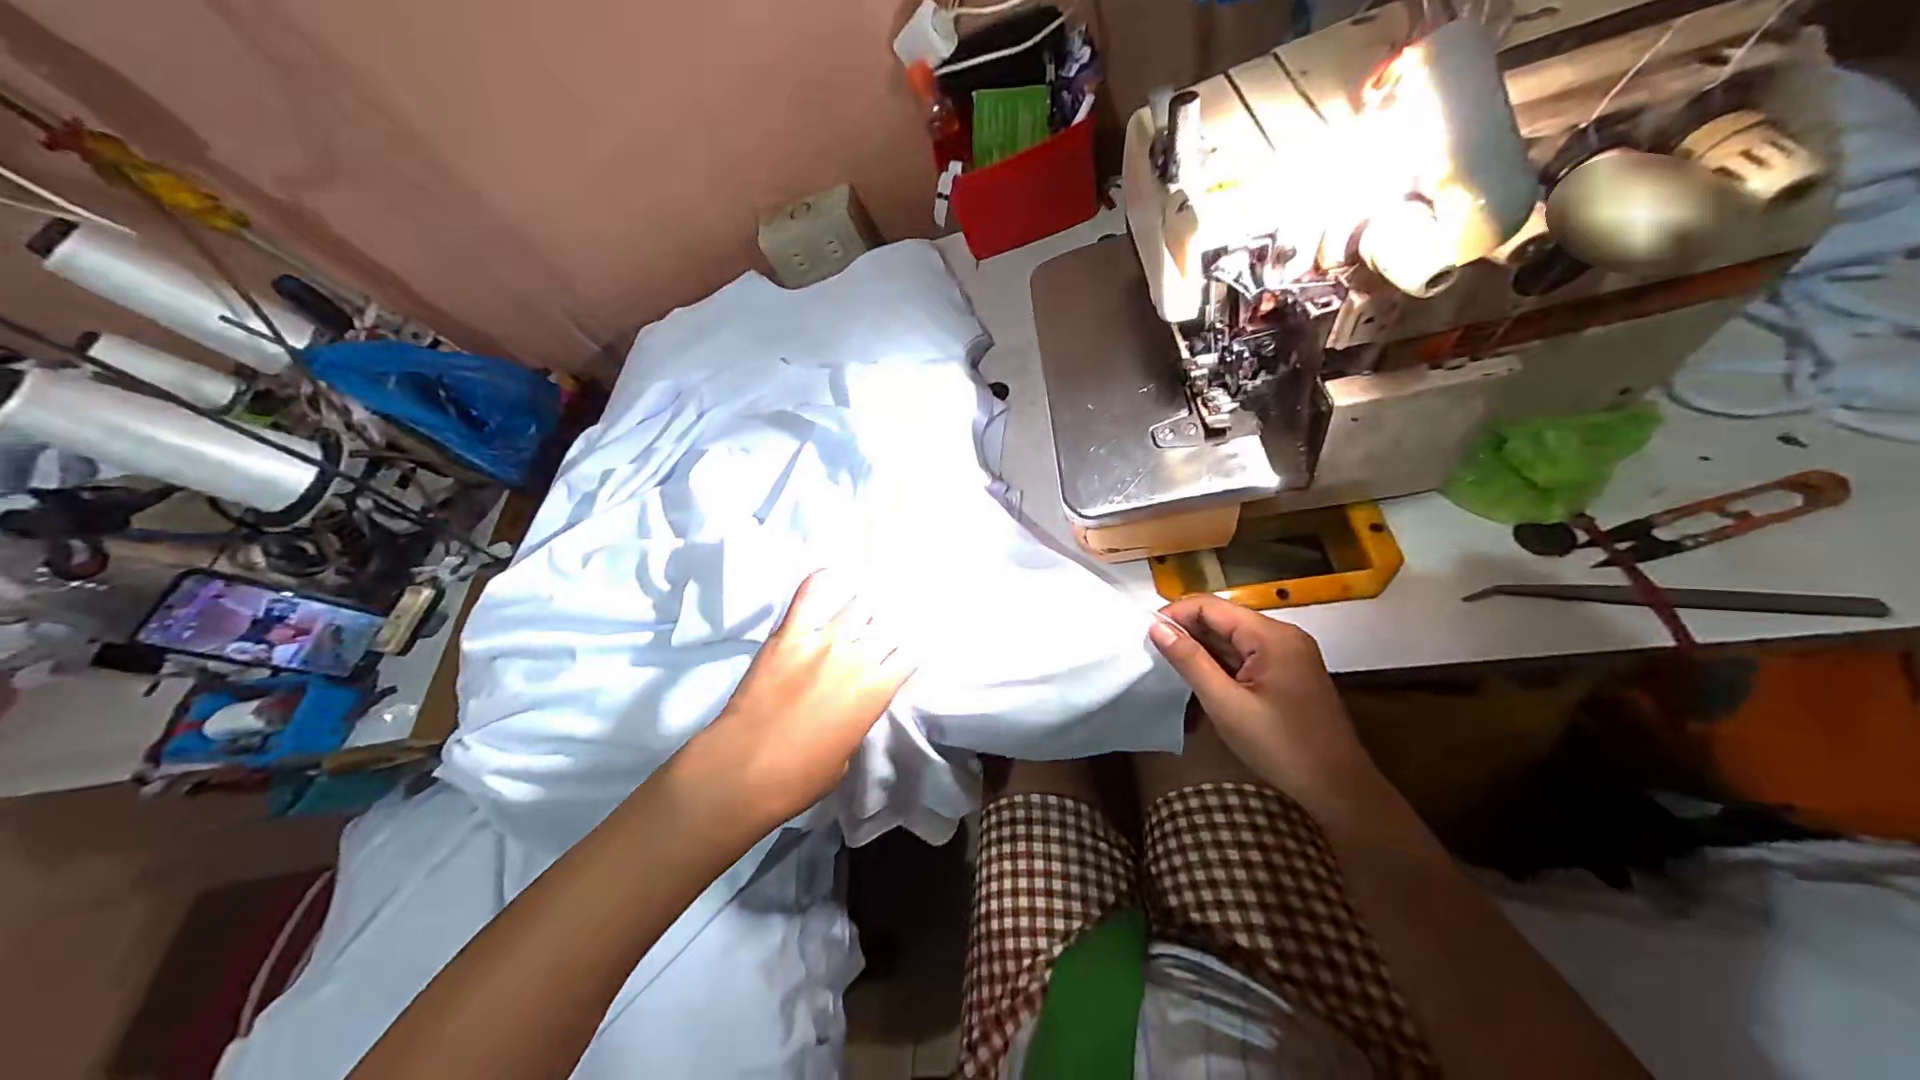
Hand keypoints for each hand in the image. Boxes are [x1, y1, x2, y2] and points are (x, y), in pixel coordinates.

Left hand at [676, 571, 915, 829]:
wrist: (743, 769)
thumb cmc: (800, 777)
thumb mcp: (847, 752)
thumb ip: (857, 715)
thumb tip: (853, 699)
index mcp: (877, 689)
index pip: (910, 655)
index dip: (912, 651)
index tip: (908, 651)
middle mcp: (857, 656)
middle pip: (888, 628)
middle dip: (892, 629)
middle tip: (889, 629)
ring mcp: (822, 640)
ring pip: (857, 606)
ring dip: (865, 608)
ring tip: (866, 606)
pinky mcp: (788, 633)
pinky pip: (810, 594)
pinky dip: (823, 580)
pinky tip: (833, 574)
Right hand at [1148, 595, 1371, 800]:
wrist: (1339, 789)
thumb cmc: (1280, 747)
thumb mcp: (1226, 704)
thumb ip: (1190, 661)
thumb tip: (1156, 627)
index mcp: (1272, 636)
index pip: (1211, 607)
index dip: (1175, 615)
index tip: (1145, 634)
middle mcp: (1283, 636)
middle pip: (1224, 620)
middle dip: (1187, 633)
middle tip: (1153, 654)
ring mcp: (1290, 654)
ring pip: (1234, 639)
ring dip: (1202, 651)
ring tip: (1170, 669)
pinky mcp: (1290, 673)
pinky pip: (1247, 657)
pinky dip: (1222, 666)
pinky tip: (1201, 681)